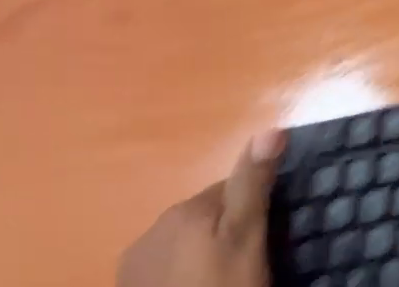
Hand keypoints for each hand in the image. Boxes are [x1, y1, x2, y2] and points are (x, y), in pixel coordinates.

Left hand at [118, 131, 285, 286]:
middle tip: (253, 253)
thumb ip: (253, 183)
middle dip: (231, 224)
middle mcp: (154, 226)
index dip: (258, 204)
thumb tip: (272, 127)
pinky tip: (196, 284)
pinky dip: (183, 268)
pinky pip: (166, 261)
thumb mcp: (247, 236)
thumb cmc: (223, 286)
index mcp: (187, 208)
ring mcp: (134, 260)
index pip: (236, 185)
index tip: (272, 228)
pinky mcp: (127, 286)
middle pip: (209, 210)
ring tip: (225, 272)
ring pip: (187, 236)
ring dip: (205, 246)